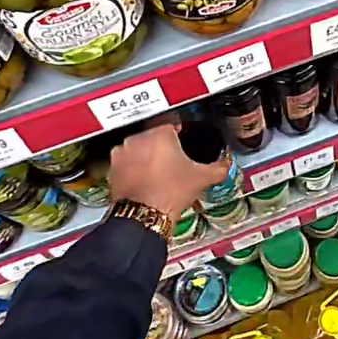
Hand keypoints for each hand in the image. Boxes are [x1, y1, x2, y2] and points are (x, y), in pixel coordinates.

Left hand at [107, 121, 229, 221]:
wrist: (144, 216)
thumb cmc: (170, 193)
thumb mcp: (202, 178)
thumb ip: (218, 167)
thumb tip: (225, 165)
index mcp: (160, 134)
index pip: (171, 122)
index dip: (178, 131)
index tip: (181, 138)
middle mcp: (138, 138)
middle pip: (153, 134)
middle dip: (161, 145)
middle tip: (171, 160)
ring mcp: (122, 152)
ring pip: (137, 147)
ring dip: (145, 155)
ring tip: (156, 171)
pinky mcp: (113, 168)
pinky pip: (125, 161)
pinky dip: (132, 167)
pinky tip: (143, 179)